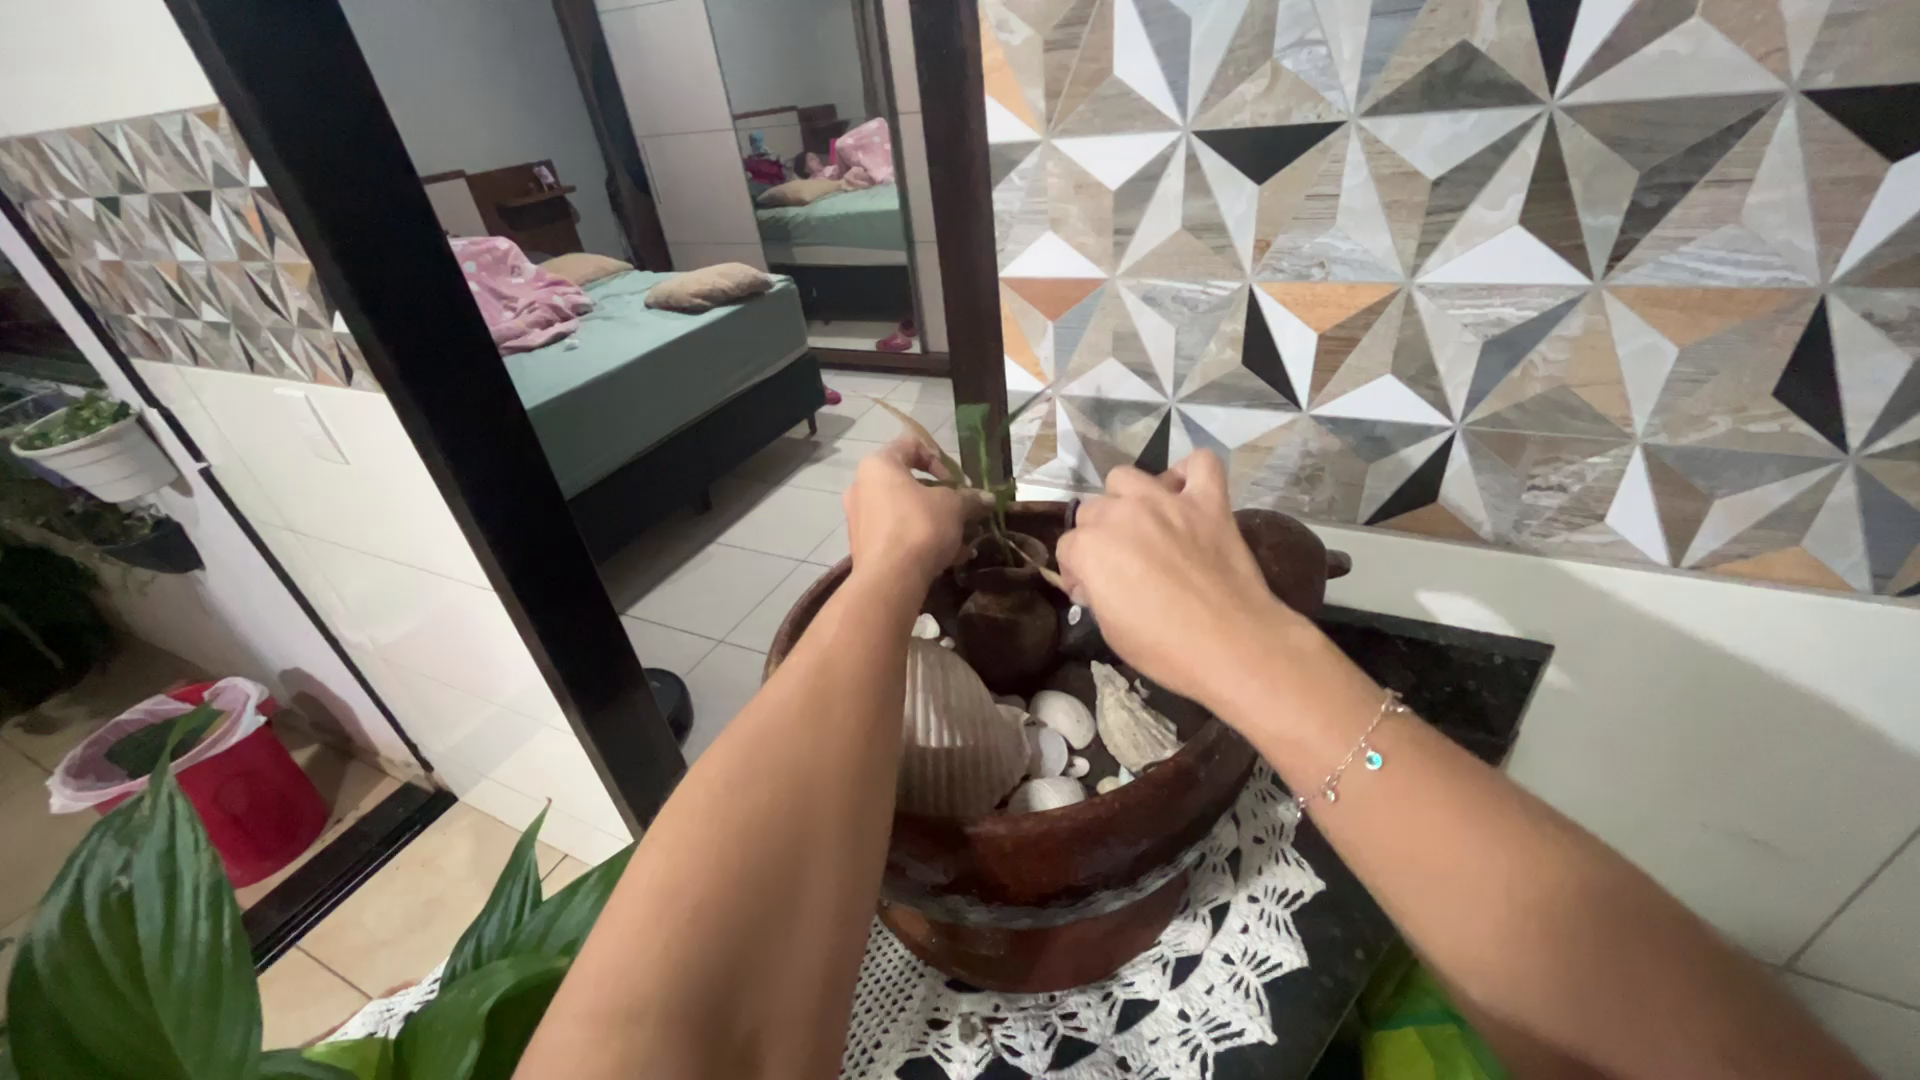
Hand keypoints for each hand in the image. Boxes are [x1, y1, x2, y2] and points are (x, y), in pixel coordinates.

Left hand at [843, 437, 979, 585]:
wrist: (890, 579)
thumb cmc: (920, 527)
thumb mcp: (954, 507)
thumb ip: (970, 498)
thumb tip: (988, 499)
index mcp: (878, 465)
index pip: (911, 445)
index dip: (940, 458)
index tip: (957, 481)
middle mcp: (862, 486)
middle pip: (909, 482)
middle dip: (942, 497)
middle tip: (962, 510)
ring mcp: (860, 518)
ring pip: (906, 511)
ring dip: (936, 521)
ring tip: (962, 539)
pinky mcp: (864, 545)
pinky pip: (898, 534)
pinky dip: (922, 540)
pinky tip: (950, 557)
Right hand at [1055, 452, 1305, 708]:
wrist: (1231, 645)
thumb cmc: (1163, 647)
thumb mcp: (1108, 628)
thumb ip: (1095, 591)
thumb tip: (1095, 580)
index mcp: (1090, 547)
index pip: (1068, 547)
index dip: (1076, 570)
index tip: (1090, 591)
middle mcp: (1121, 514)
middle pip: (1093, 509)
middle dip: (1097, 535)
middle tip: (1117, 563)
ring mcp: (1166, 502)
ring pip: (1126, 478)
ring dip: (1126, 499)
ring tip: (1142, 524)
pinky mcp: (1209, 501)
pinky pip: (1200, 464)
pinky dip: (1189, 474)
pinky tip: (1185, 495)